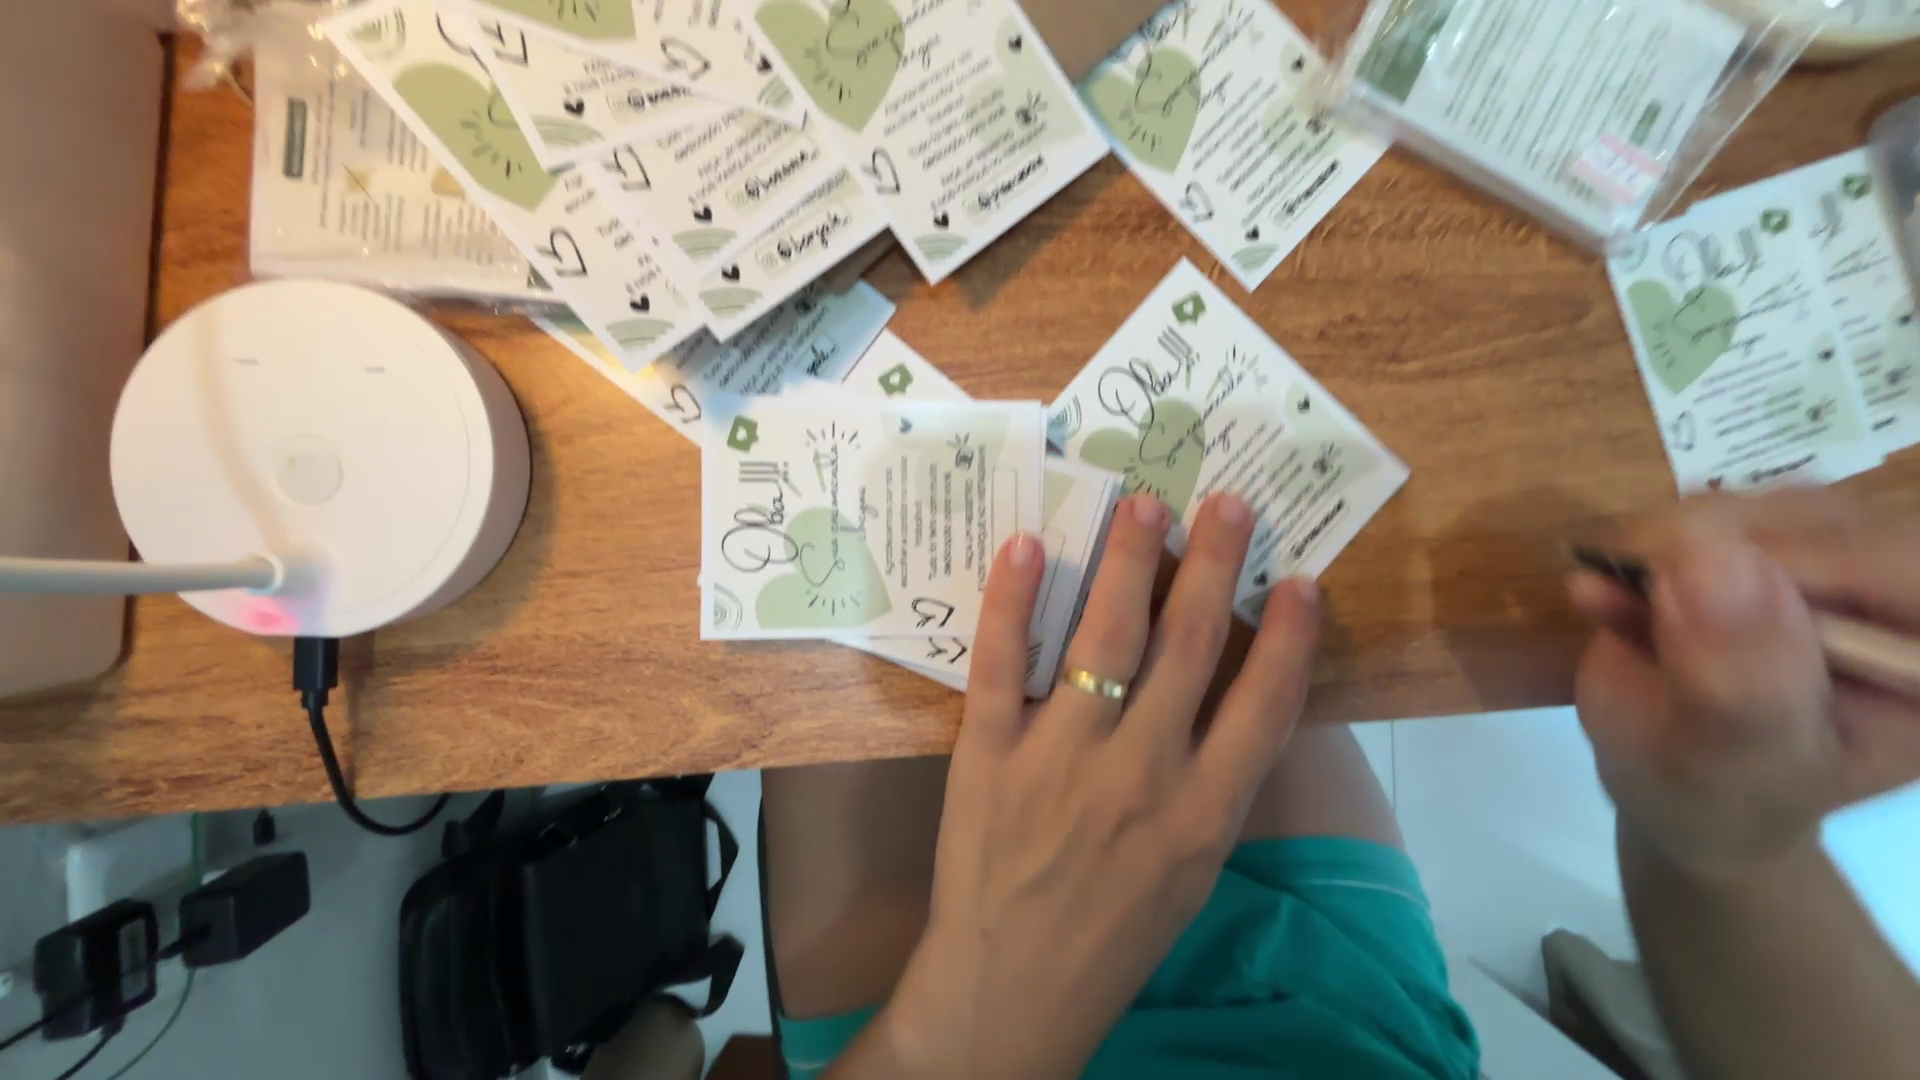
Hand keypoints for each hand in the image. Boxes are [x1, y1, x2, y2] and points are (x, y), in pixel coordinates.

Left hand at [875, 494, 1322, 1079]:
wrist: (1012, 991)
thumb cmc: (1113, 937)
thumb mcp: (1191, 873)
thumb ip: (1213, 788)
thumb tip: (1231, 700)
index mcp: (1203, 813)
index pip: (1263, 704)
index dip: (1290, 634)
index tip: (1300, 576)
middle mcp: (1140, 772)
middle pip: (1187, 647)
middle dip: (1213, 566)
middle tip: (1226, 501)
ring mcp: (1059, 756)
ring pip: (1104, 637)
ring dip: (1128, 562)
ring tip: (1144, 504)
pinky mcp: (988, 751)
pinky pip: (1002, 664)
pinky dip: (1013, 600)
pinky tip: (1028, 547)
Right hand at [1570, 490, 1919, 876]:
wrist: (1674, 791)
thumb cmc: (1718, 793)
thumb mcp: (1733, 756)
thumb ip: (1738, 676)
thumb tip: (1706, 557)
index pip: (1900, 565)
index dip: (1793, 559)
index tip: (1674, 580)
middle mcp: (1889, 608)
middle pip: (1823, 520)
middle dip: (1710, 544)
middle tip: (1632, 592)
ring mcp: (1817, 579)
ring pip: (1756, 508)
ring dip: (1659, 545)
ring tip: (1613, 603)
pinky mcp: (1744, 564)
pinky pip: (1697, 522)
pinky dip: (1632, 550)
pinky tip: (1599, 598)